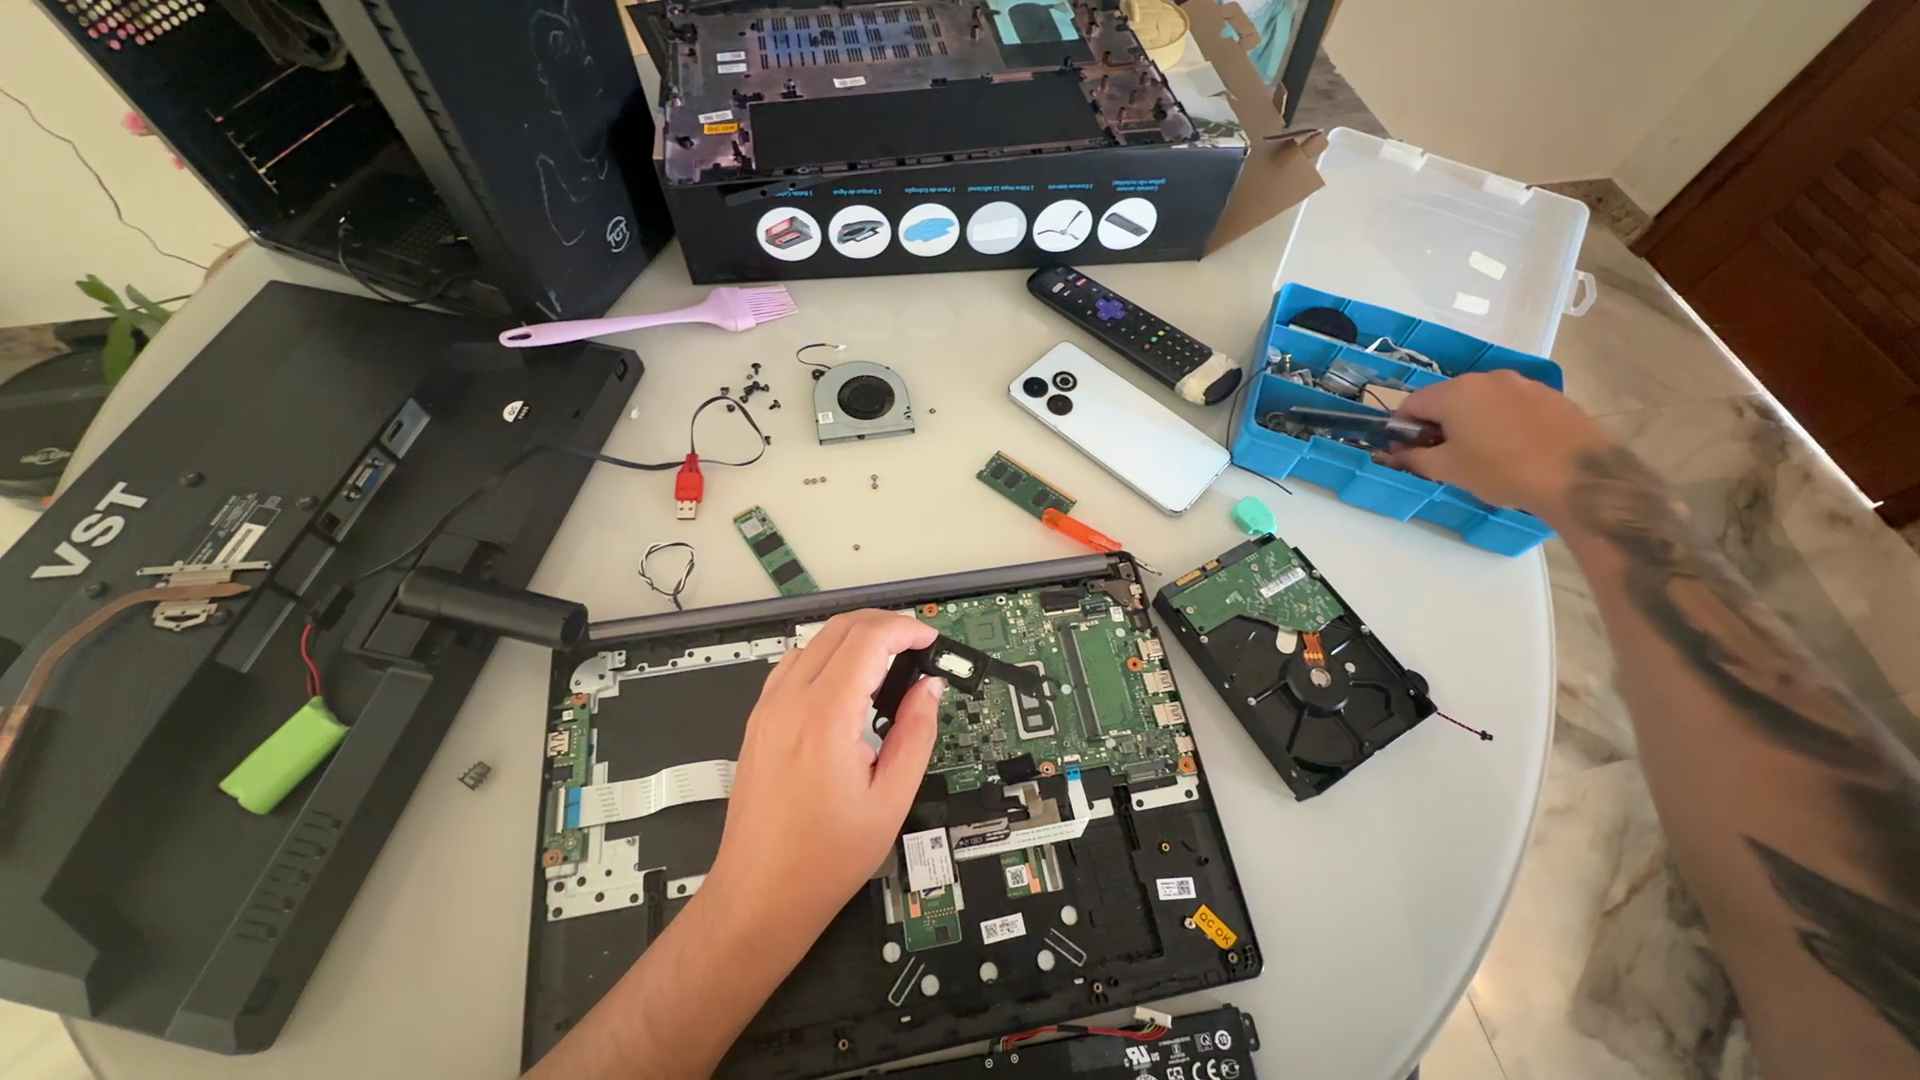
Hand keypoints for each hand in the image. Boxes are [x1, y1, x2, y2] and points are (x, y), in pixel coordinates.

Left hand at [707, 609, 943, 934]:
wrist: (760, 894)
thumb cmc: (824, 859)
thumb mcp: (890, 799)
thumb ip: (916, 734)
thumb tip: (930, 690)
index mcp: (824, 718)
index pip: (868, 641)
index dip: (905, 630)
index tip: (930, 641)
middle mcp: (789, 703)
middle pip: (839, 628)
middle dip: (884, 625)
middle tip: (917, 646)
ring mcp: (767, 709)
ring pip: (814, 641)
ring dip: (854, 638)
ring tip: (889, 663)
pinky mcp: (758, 721)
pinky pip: (793, 666)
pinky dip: (826, 657)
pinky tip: (848, 683)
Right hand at [1384, 370, 1615, 521]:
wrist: (1579, 476)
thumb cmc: (1501, 470)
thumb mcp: (1448, 470)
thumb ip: (1413, 458)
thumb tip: (1392, 454)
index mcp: (1456, 392)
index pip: (1411, 403)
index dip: (1402, 428)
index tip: (1407, 451)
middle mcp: (1487, 379)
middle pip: (1447, 398)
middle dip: (1438, 424)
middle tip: (1443, 455)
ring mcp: (1522, 384)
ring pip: (1481, 400)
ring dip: (1470, 421)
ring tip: (1481, 453)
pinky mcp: (1550, 395)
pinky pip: (1510, 405)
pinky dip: (1501, 421)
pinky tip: (1513, 448)